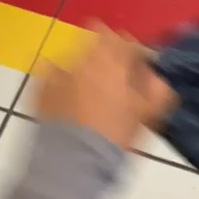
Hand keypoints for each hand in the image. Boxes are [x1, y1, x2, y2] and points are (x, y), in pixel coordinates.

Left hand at [35, 24, 176, 149]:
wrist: (73, 161)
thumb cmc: (114, 138)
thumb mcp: (145, 115)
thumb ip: (156, 91)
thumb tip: (157, 78)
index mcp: (116, 63)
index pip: (127, 41)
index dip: (133, 52)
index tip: (136, 67)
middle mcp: (87, 58)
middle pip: (99, 36)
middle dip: (107, 49)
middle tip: (112, 73)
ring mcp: (61, 69)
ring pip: (76, 52)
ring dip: (83, 63)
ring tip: (88, 88)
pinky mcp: (41, 85)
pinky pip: (52, 71)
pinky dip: (58, 78)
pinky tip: (65, 95)